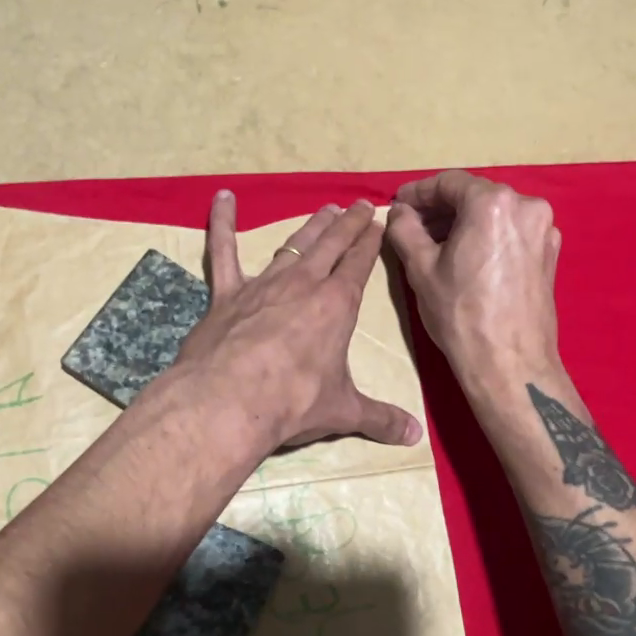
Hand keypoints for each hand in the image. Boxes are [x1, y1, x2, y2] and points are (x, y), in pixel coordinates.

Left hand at [172, 191, 422, 450]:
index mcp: (336, 306)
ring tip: (325, 211)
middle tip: (361, 206)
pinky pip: (222, 252)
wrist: (228, 401)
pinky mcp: (226, 295)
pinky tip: (221, 198)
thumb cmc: (293, 403)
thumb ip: (380, 419)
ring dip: (310, 227)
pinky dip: (221, 223)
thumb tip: (414, 437)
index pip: (359, 264)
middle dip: (349, 224)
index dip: (370, 243)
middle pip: (331, 245)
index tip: (380, 224)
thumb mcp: (343, 412)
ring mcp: (263, 286)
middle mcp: (303, 286)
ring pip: (292, 246)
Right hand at [386, 171, 562, 394]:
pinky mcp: (549, 254)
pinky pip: (510, 233)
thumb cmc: (461, 315)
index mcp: (493, 203)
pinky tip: (465, 258)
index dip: (418, 193)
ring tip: (434, 244)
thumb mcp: (421, 269)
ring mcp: (543, 230)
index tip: (398, 205)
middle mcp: (526, 206)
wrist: (510, 364)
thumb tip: (399, 212)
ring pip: (494, 214)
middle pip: (474, 195)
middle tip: (410, 226)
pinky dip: (486, 237)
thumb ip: (405, 230)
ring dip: (463, 223)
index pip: (448, 183)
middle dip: (441, 208)